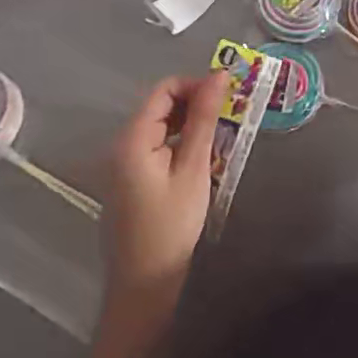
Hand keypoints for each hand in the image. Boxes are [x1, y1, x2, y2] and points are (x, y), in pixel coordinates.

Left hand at [104, 72, 230, 304]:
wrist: (144, 282)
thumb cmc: (172, 224)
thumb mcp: (193, 168)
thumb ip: (204, 120)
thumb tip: (219, 76)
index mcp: (132, 138)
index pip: (164, 90)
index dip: (197, 84)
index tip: (230, 92)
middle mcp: (123, 144)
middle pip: (161, 106)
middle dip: (197, 102)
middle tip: (234, 110)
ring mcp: (125, 163)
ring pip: (161, 126)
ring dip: (192, 122)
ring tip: (225, 130)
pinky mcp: (133, 179)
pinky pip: (158, 146)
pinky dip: (182, 142)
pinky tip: (205, 154)